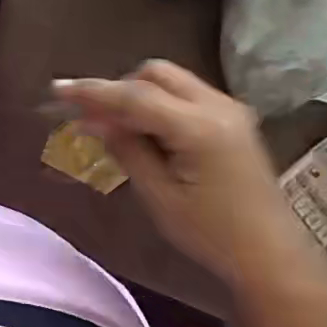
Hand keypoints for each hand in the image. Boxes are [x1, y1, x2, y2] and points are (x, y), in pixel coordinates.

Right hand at [53, 60, 321, 288]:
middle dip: (119, 88)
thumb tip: (94, 121)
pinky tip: (145, 132)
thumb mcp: (159, 197)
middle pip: (155, 74)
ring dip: (138, 95)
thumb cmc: (210, 234)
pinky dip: (159, 104)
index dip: (93, 92)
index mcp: (199, 127)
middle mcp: (218, 106)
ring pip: (171, 81)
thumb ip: (127, 150)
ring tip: (114, 127)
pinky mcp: (232, 120)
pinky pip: (186, 96)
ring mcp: (229, 109)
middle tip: (92, 118)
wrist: (268, 253)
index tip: (57, 89)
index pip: (135, 96)